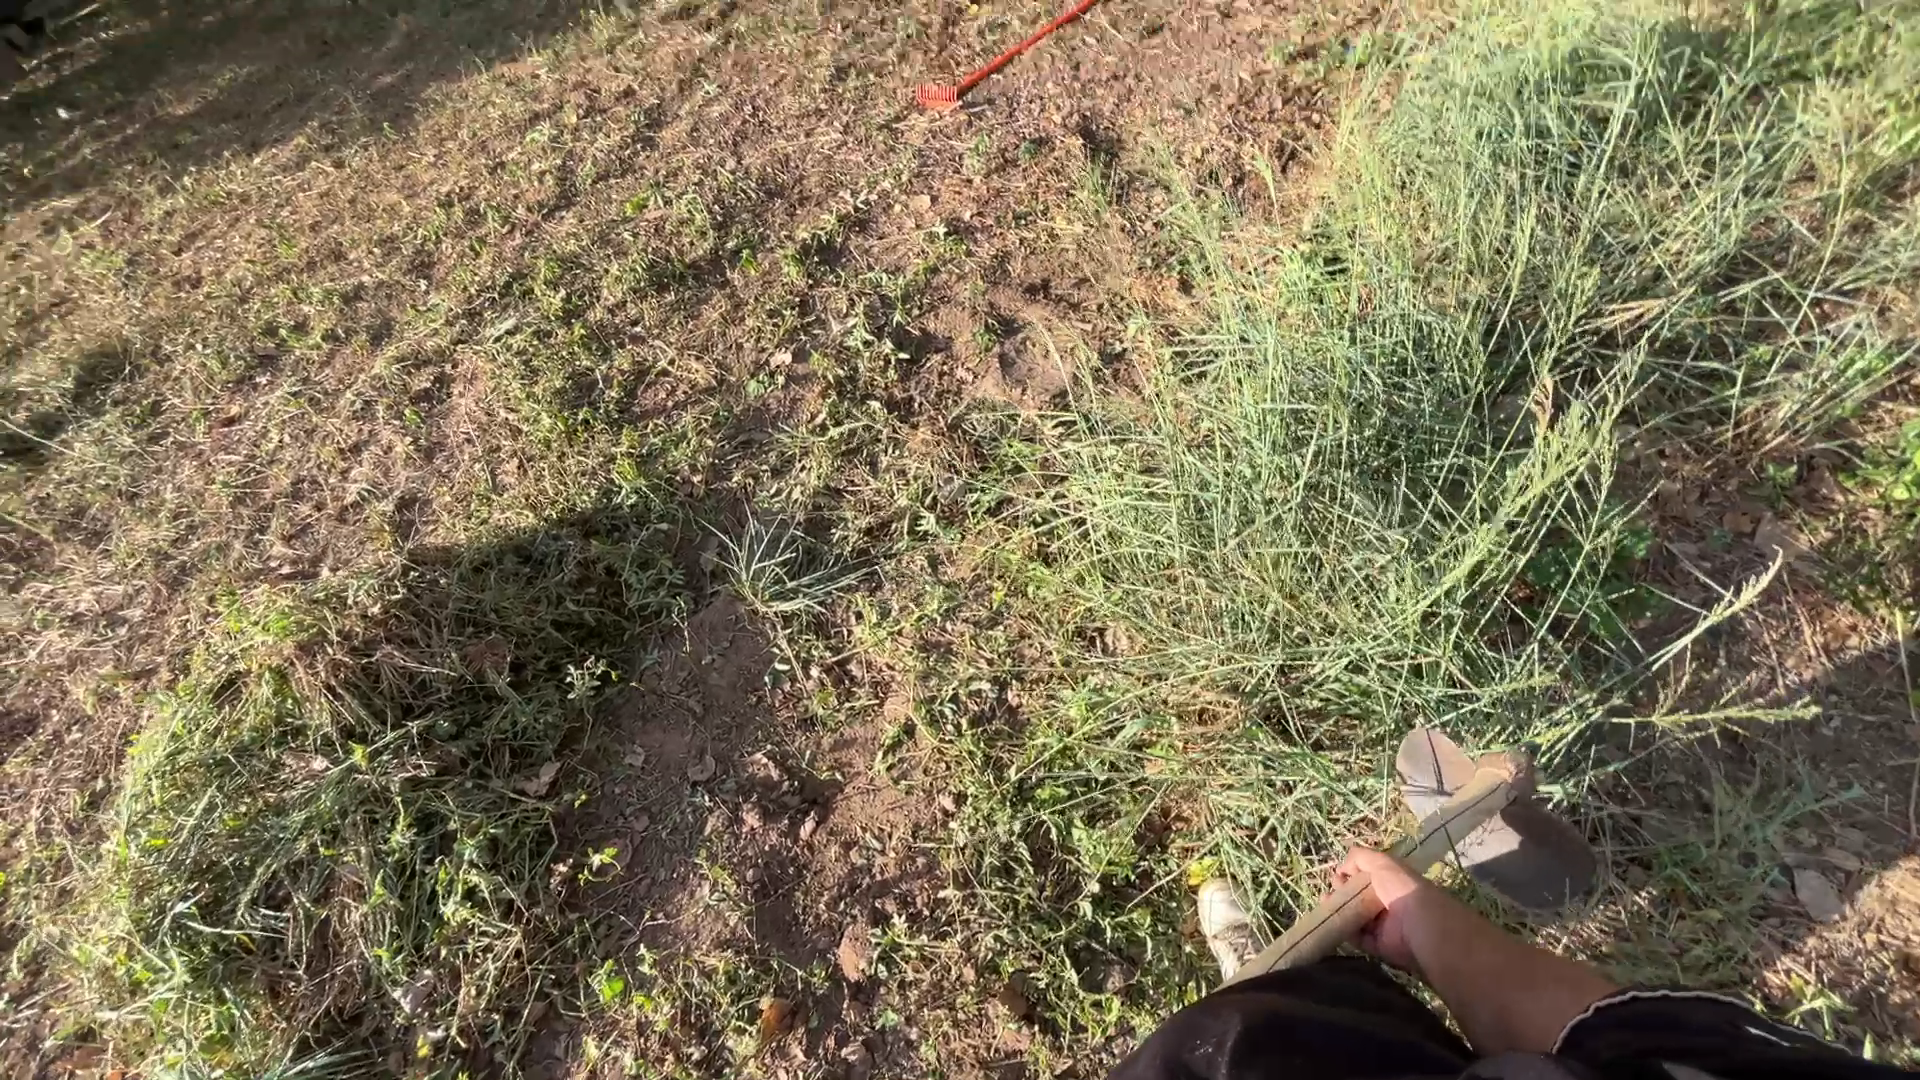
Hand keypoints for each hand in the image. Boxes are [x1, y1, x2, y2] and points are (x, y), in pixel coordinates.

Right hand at [1328, 846, 1448, 972]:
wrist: (1422, 925)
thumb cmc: (1403, 888)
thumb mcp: (1381, 862)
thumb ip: (1359, 858)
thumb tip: (1342, 868)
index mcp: (1392, 884)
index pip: (1366, 878)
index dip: (1350, 875)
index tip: (1339, 875)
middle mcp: (1388, 905)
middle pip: (1358, 898)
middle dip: (1341, 892)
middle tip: (1332, 890)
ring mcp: (1384, 927)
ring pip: (1355, 918)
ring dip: (1338, 910)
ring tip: (1325, 903)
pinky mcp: (1380, 946)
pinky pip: (1358, 938)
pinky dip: (1344, 930)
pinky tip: (1331, 919)